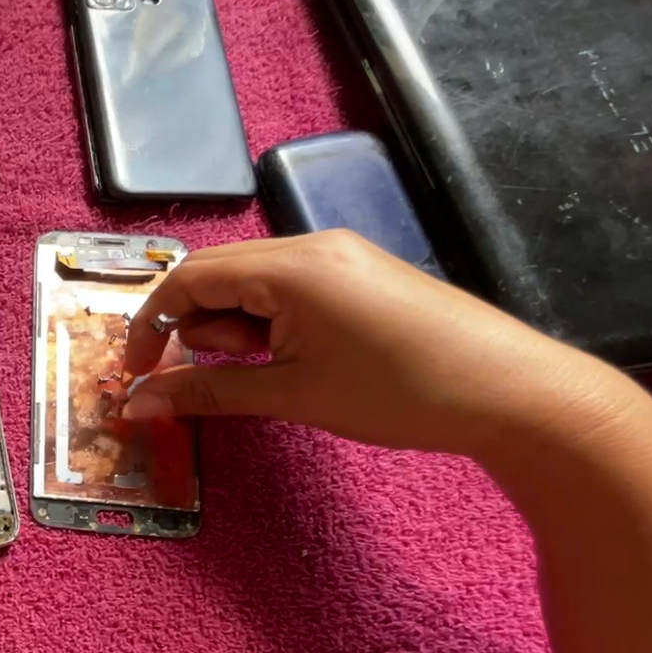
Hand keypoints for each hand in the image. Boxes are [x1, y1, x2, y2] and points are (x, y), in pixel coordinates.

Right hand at [120, 231, 639, 459]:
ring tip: (264, 372)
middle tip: (201, 376)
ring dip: (230, 329)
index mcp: (292, 267)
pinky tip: (284, 358)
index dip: (149, 325)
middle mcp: (311, 247)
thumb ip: (204, 391)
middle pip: (213, 276)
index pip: (189, 278)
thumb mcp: (288, 394)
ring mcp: (337, 258)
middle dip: (190, 327)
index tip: (137, 374)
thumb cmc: (396, 393)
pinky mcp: (355, 277)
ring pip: (246, 285)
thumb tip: (134, 404)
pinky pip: (281, 292)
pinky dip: (261, 325)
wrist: (517, 396)